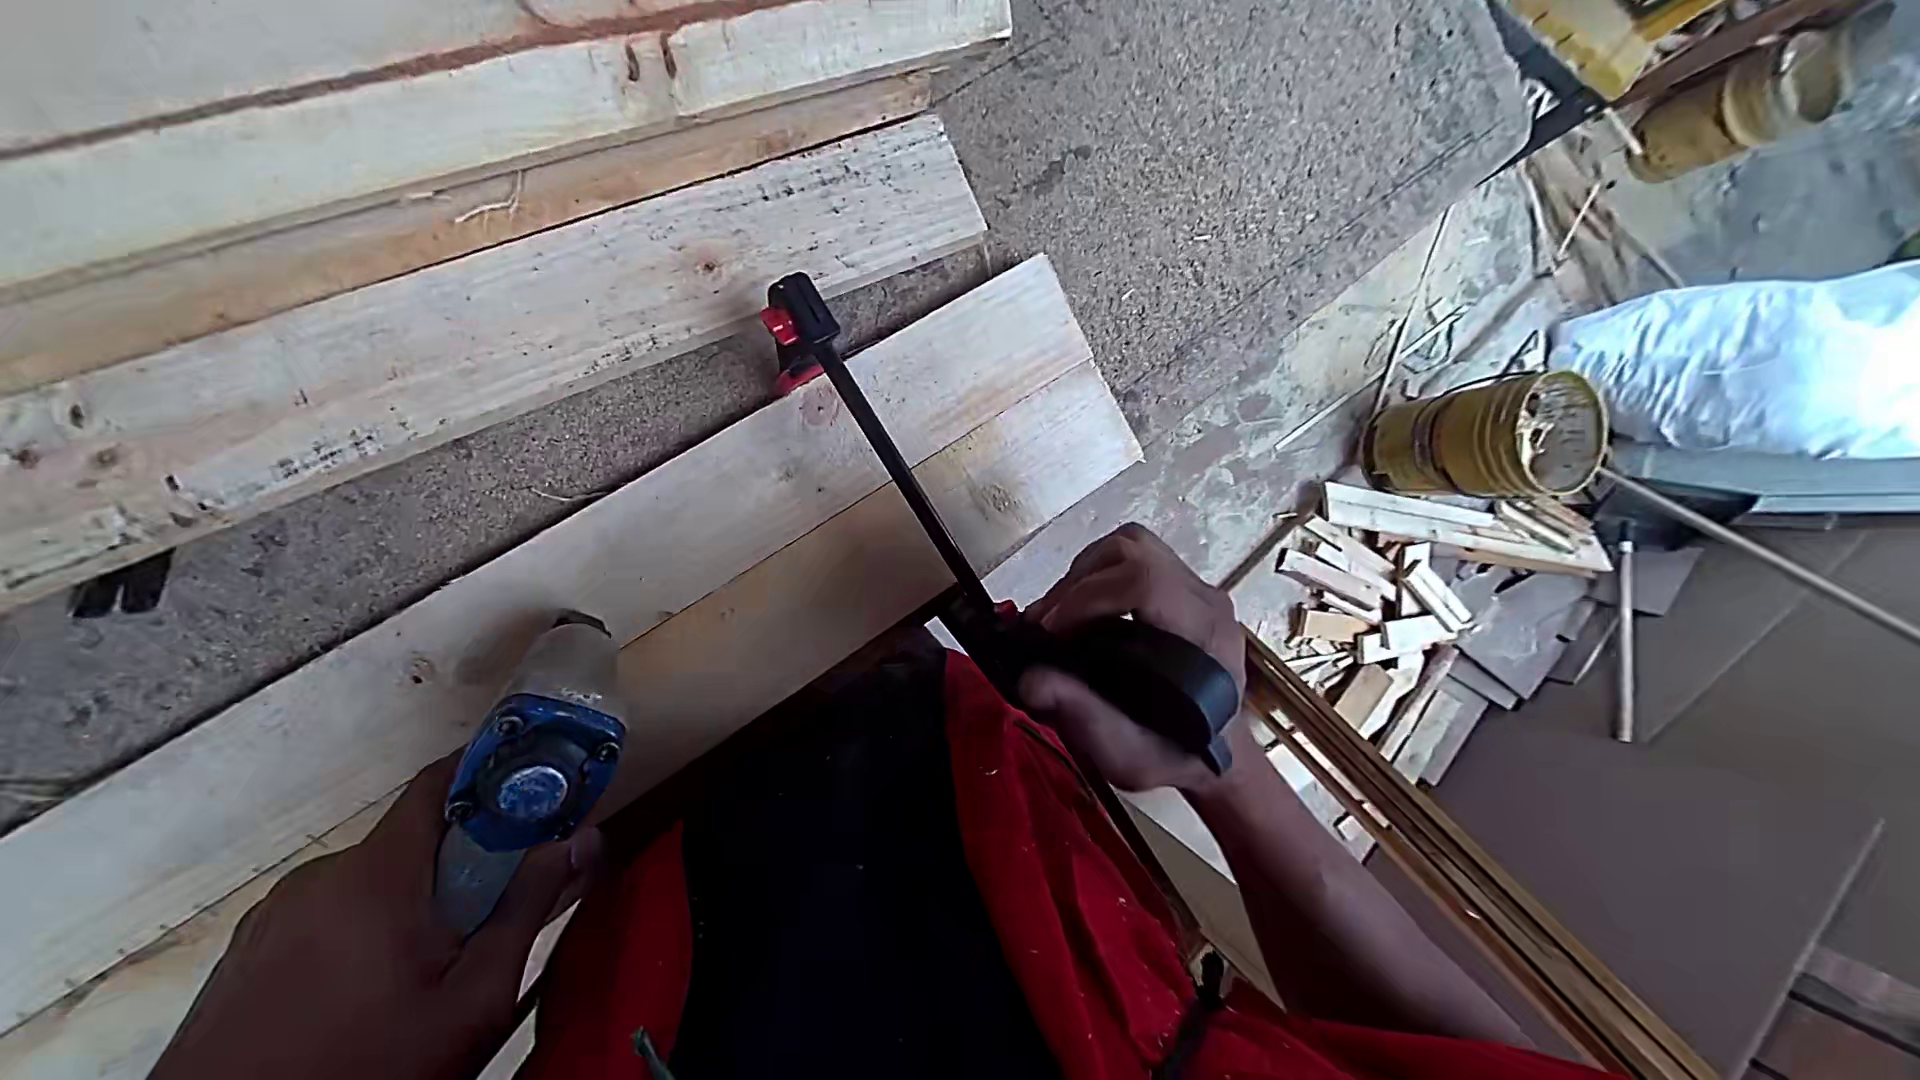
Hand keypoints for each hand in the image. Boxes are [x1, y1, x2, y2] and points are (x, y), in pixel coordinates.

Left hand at [152, 755, 600, 1079]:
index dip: (496, 768)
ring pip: (379, 877)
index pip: (441, 780)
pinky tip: (382, 984)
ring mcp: (273, 917)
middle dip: (470, 855)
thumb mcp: (471, 999)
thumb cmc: (364, 1070)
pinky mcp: (245, 955)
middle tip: (504, 898)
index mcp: (373, 874)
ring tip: (442, 957)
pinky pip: (335, 911)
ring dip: (423, 894)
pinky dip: (374, 923)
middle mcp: (318, 878)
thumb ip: (528, 907)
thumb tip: (583, 839)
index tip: (541, 784)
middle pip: (418, 835)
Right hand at [1020, 523, 1247, 793]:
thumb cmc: (1176, 756)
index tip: (1051, 629)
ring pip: (1130, 545)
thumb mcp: (1129, 755)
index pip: (1144, 580)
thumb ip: (1084, 718)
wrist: (1213, 757)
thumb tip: (1030, 679)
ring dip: (1083, 575)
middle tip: (1047, 624)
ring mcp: (1195, 589)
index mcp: (1202, 636)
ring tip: (1058, 616)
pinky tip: (1078, 612)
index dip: (1087, 595)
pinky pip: (1132, 558)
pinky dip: (1095, 576)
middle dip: (1077, 582)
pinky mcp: (1180, 588)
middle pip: (1133, 550)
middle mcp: (1205, 601)